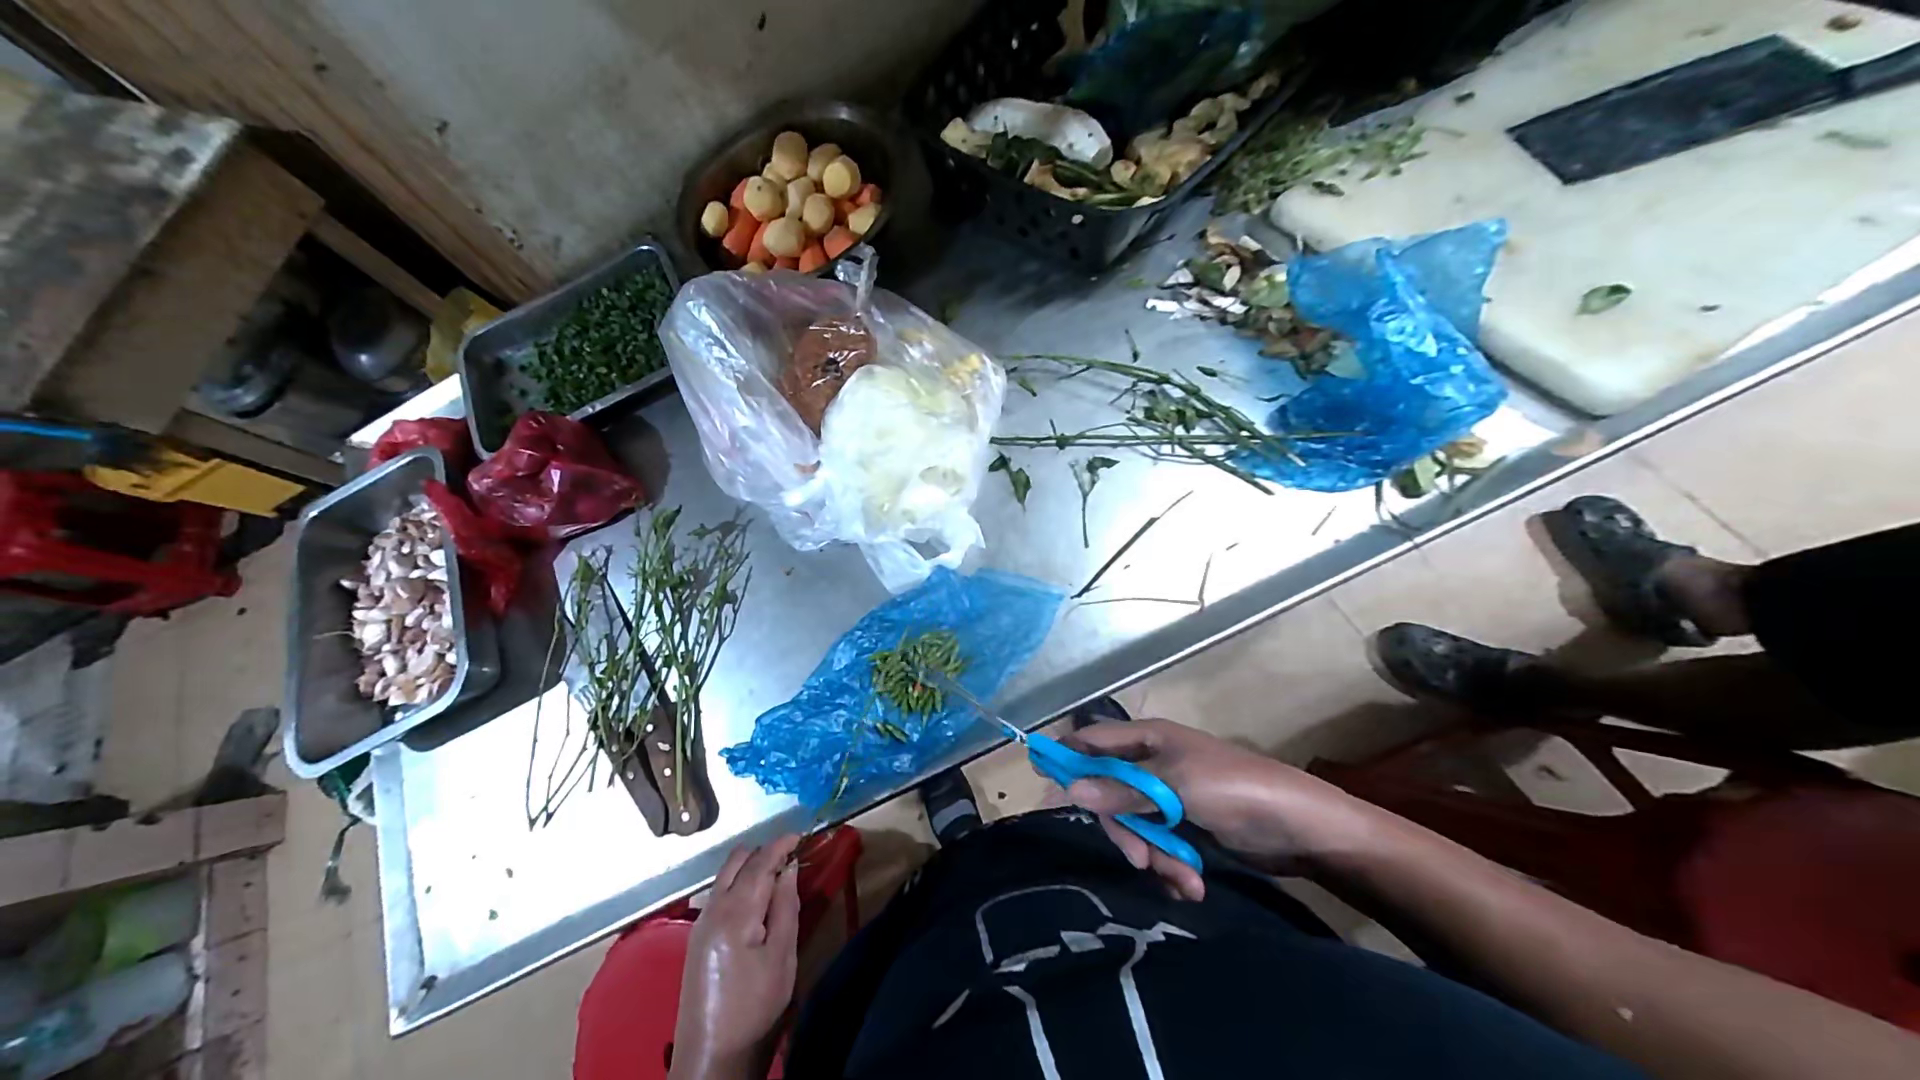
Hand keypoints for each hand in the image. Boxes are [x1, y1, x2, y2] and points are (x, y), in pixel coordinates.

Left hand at [669, 834, 801, 1079]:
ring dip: (749, 867)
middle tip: (790, 857)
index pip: (759, 862)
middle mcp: (712, 909)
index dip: (780, 845)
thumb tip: (788, 869)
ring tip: (777, 877)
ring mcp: (700, 923)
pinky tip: (755, 901)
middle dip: (763, 852)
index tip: (800, 836)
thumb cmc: (755, 1005)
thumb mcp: (782, 956)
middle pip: (736, 860)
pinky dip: (738, 883)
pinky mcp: (697, 938)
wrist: (712, 1056)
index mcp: (735, 912)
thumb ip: (786, 906)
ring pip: (725, 875)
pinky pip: (719, 893)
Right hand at [1059, 718, 1368, 901]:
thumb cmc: (1237, 791)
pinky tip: (1190, 884)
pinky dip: (1170, 865)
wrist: (1304, 829)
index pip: (1092, 741)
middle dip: (1124, 830)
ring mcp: (1168, 796)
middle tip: (1139, 859)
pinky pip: (1159, 844)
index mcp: (1149, 739)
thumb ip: (1124, 789)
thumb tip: (1070, 787)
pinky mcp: (1185, 826)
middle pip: (1110, 793)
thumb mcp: (1177, 789)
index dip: (1068, 759)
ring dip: (1154, 855)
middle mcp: (1152, 763)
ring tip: (1182, 880)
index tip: (1043, 784)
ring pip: (1135, 825)